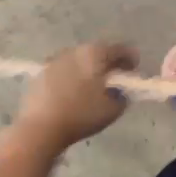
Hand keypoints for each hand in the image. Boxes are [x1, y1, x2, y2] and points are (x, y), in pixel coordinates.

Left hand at [13, 43, 137, 151]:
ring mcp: (55, 60)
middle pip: (96, 52)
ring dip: (87, 70)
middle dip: (107, 63)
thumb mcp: (111, 110)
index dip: (129, 57)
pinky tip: (73, 92)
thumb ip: (121, 97)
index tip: (135, 68)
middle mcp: (74, 51)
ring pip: (78, 61)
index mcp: (94, 54)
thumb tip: (119, 92)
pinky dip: (71, 78)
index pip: (118, 50)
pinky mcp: (40, 74)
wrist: (41, 127)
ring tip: (93, 85)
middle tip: (115, 76)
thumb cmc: (81, 115)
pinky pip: (63, 71)